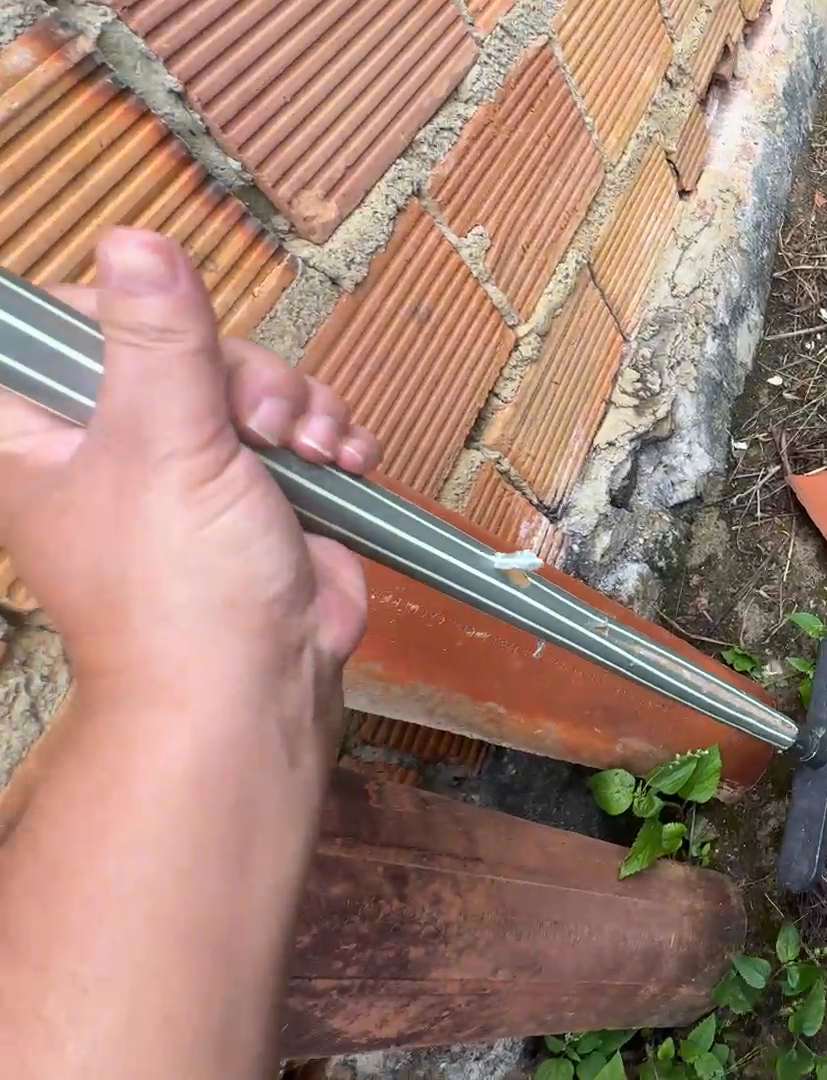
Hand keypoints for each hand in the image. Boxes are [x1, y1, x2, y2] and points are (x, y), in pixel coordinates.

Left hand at [0, 228, 379, 731]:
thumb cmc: (181, 579)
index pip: (63, 322)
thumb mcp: (165, 448)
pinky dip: (340, 440)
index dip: (128, 313)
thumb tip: (138, 241)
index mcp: (50, 423)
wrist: (260, 667)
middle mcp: (127, 435)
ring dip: (308, 410)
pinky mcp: (277, 486)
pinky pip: (314, 430)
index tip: (179, 345)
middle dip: (252, 378)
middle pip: (190, 348)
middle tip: (266, 426)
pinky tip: (348, 464)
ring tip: (317, 454)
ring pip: (263, 388)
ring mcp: (209, 462)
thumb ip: (159, 344)